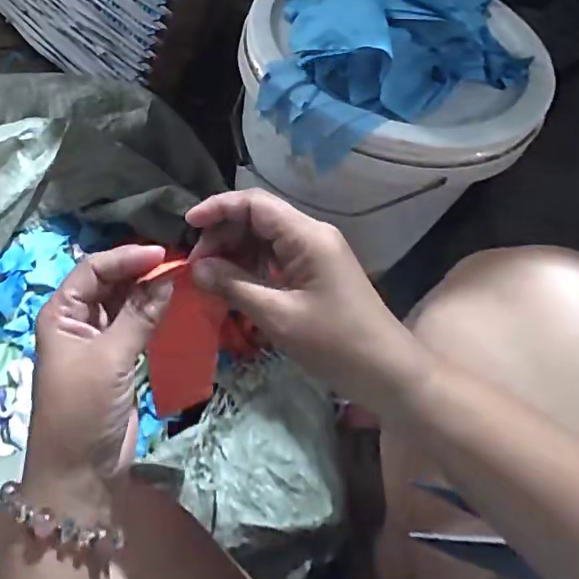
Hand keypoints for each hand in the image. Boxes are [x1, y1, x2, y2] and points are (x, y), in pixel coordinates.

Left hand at [25, 245, 170, 503]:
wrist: (80, 475)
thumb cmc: (83, 409)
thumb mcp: (110, 359)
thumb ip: (138, 317)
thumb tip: (167, 280)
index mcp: (60, 312)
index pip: (92, 270)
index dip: (125, 257)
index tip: (161, 252)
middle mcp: (75, 320)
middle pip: (107, 282)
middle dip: (137, 271)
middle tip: (176, 262)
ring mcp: (96, 340)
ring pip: (122, 302)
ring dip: (146, 290)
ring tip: (179, 277)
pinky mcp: (115, 360)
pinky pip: (133, 325)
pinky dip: (150, 314)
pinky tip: (171, 305)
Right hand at [186, 190, 428, 406]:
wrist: (391, 376)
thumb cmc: (337, 344)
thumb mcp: (278, 317)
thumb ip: (234, 286)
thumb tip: (196, 268)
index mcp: (307, 236)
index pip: (254, 203)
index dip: (217, 208)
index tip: (188, 226)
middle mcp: (311, 234)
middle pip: (256, 216)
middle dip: (222, 234)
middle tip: (197, 265)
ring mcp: (314, 252)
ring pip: (262, 236)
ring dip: (233, 251)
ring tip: (209, 277)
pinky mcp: (314, 270)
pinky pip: (274, 255)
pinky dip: (249, 265)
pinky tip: (233, 284)